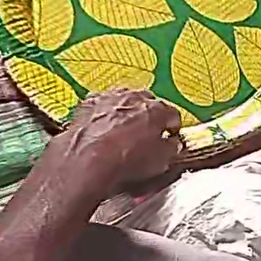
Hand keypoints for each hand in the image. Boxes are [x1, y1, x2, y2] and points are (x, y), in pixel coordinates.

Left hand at [45, 89, 182, 198]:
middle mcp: (134, 97)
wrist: (87, 162)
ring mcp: (109, 98)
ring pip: (123, 103)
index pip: (172, 114)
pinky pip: (101, 108)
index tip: (170, 137)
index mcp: (157, 109)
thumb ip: (170, 148)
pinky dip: (104, 117)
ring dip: (126, 115)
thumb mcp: (160, 162)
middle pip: (148, 104)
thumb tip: (171, 146)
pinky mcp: (88, 104)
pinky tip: (103, 133)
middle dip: (149, 118)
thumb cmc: (122, 161)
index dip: (172, 128)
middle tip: (147, 137)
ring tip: (123, 136)